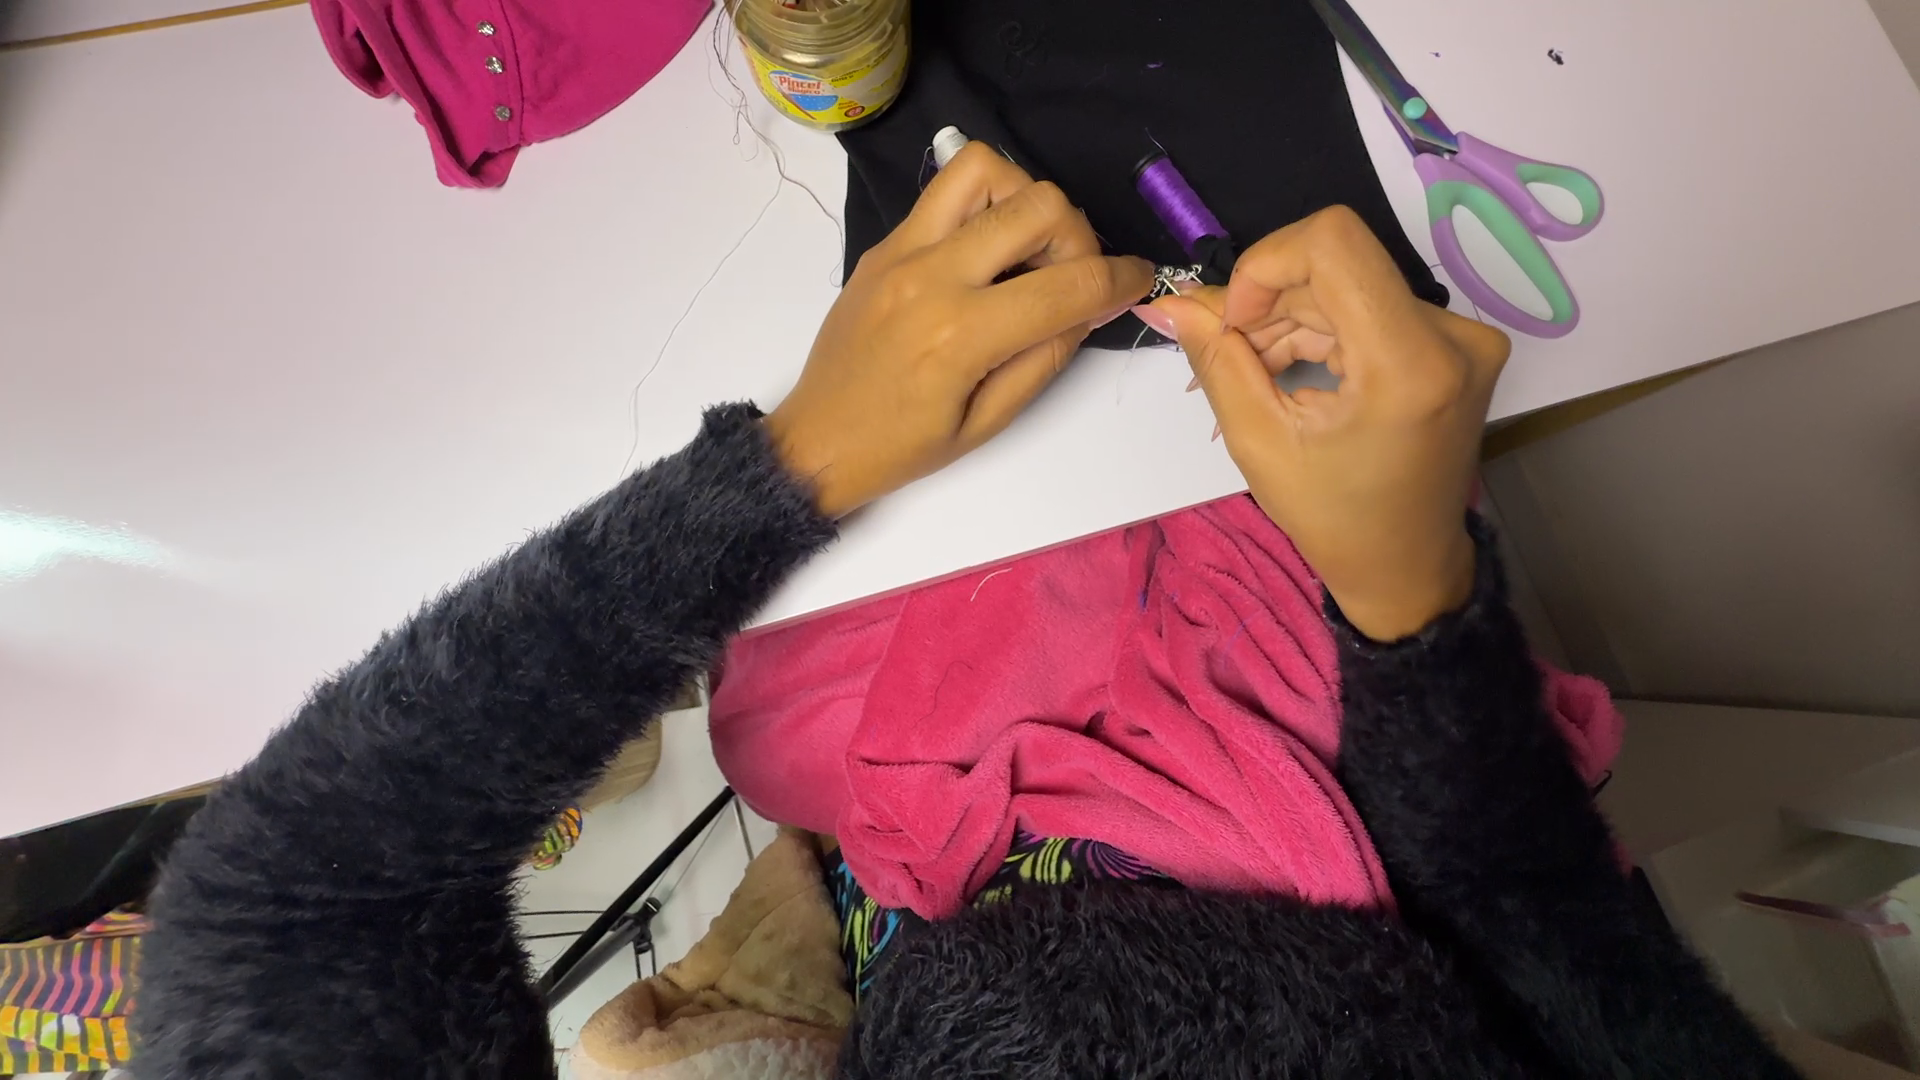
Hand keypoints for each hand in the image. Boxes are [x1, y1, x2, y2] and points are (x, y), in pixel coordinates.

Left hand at [766, 143, 1153, 517]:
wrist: (817, 439)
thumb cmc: (902, 450)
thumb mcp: (987, 422)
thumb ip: (1045, 358)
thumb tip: (1090, 306)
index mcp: (960, 336)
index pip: (1068, 285)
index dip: (1122, 280)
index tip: (1138, 281)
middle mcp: (932, 277)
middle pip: (1039, 206)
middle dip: (1079, 238)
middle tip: (1070, 279)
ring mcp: (901, 251)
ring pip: (988, 169)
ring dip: (1026, 202)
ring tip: (1025, 253)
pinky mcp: (884, 244)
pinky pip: (946, 189)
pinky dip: (984, 204)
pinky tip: (984, 250)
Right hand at [1148, 207, 1510, 640]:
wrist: (1404, 563)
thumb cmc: (1330, 518)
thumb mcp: (1257, 441)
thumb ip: (1215, 361)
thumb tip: (1168, 305)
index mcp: (1407, 364)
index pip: (1332, 243)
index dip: (1264, 267)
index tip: (1233, 323)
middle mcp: (1452, 334)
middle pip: (1333, 269)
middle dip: (1266, 306)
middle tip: (1228, 359)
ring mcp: (1463, 335)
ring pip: (1347, 287)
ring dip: (1288, 322)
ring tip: (1260, 378)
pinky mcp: (1456, 343)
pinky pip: (1369, 307)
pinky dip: (1319, 331)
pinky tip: (1294, 373)